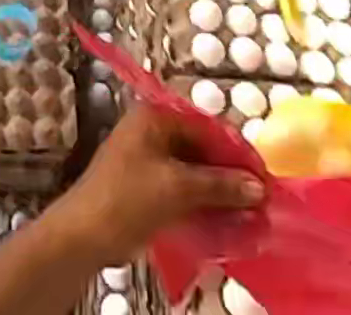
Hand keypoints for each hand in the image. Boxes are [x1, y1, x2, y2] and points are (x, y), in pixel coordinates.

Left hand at [49, 106, 263, 264]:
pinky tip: (226, 221)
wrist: (85, 232)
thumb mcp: (178, 188)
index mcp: (153, 118)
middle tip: (260, 201)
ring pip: (193, 170)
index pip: (205, 127)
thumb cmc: (128, 198)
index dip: (236, 152)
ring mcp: (147, 157)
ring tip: (249, 215)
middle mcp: (150, 130)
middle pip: (200, 147)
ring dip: (219, 191)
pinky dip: (203, 201)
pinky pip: (182, 187)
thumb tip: (259, 187)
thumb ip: (220, 185)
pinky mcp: (146, 184)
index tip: (265, 179)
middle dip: (229, 174)